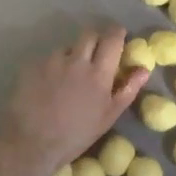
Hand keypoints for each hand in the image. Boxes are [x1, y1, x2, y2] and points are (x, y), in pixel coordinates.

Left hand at [0, 27, 150, 175]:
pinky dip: (52, 67)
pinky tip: (49, 85)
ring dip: (72, 55)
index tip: (118, 35)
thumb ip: (127, 89)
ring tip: (68, 76)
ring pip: (67, 47)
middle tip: (95, 54)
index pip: (112, 39)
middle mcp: (75, 60)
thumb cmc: (76, 135)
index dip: (116, 32)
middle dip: (95, 39)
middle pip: (89, 34)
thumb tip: (144, 69)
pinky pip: (47, 58)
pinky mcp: (32, 65)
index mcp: (98, 73)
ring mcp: (51, 61)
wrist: (32, 143)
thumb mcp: (108, 117)